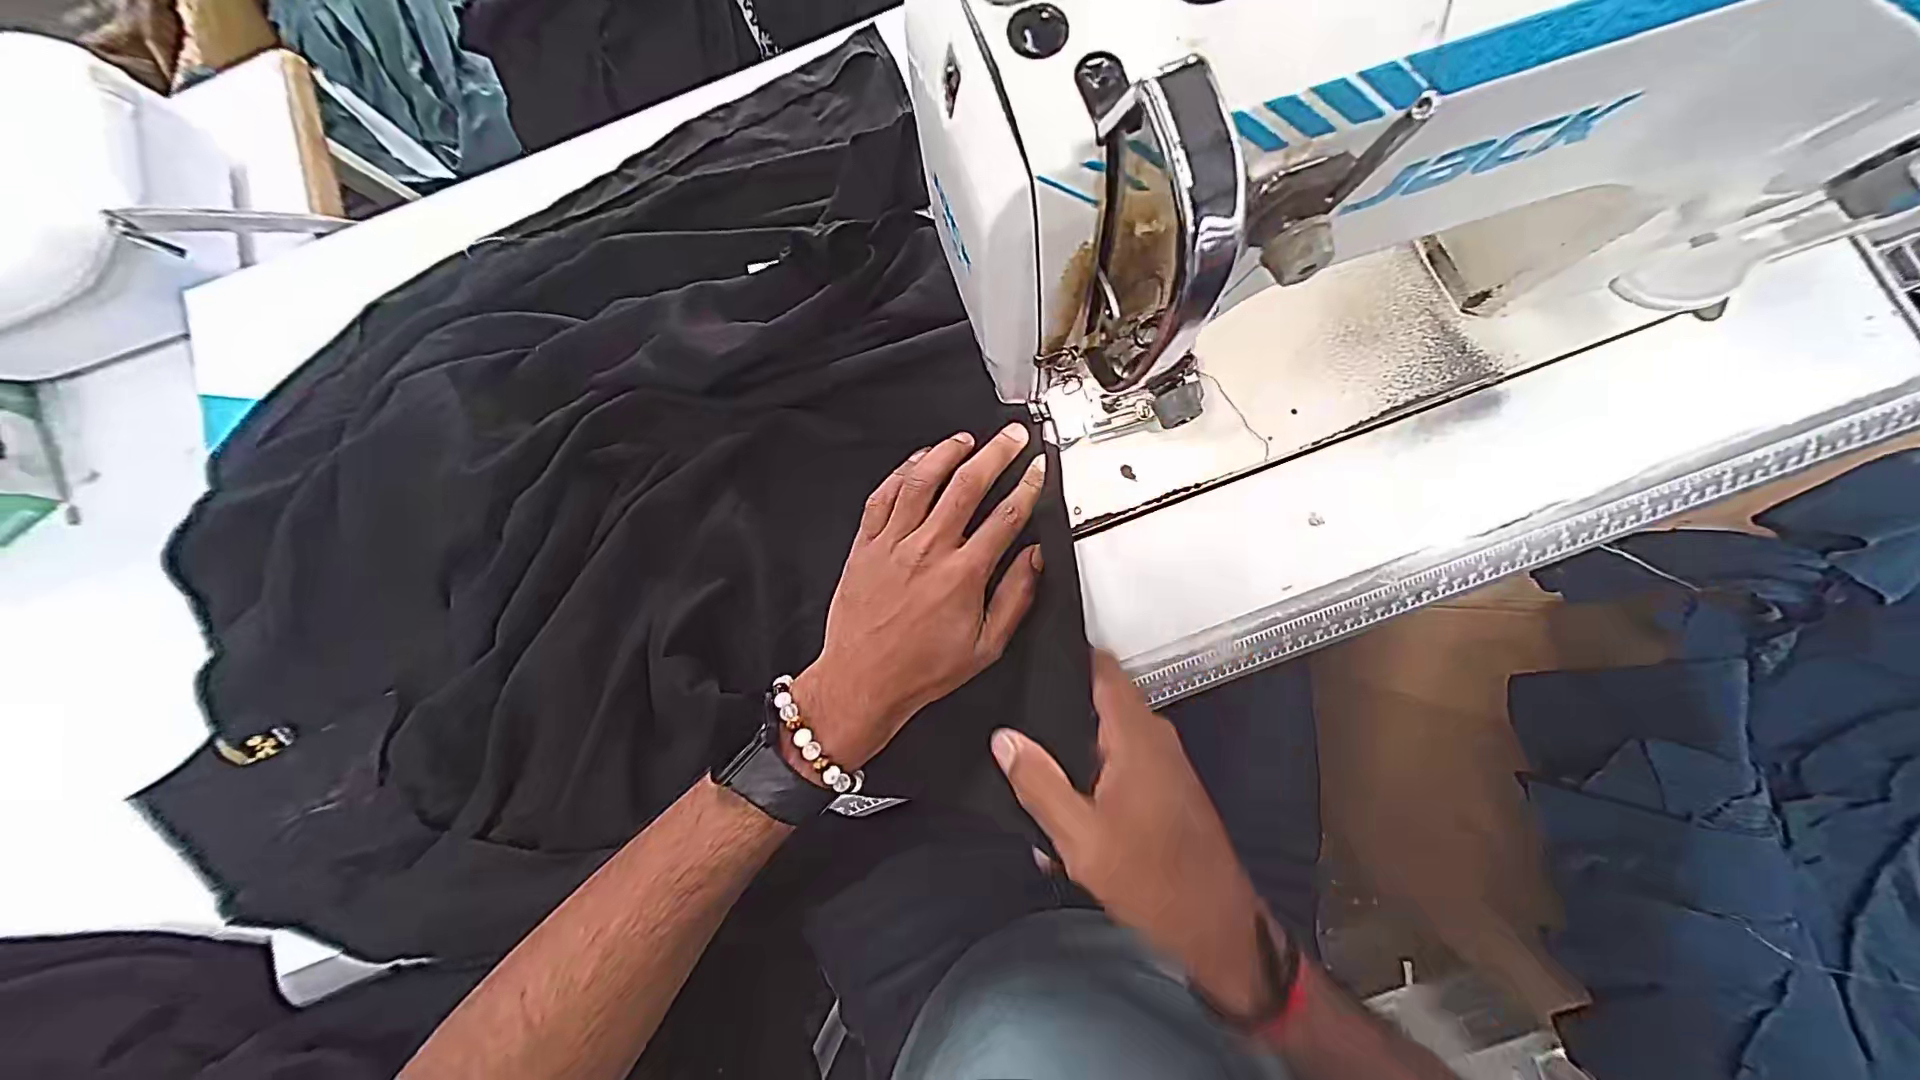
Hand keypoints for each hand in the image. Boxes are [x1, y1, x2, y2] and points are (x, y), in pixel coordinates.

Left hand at [789, 424, 1048, 774]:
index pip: (1004, 516)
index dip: (1026, 486)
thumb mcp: (985, 646)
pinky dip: (901, 473)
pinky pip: (882, 497)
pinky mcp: (865, 546)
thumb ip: (1015, 598)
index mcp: (961, 576)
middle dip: (995, 454)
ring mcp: (892, 544)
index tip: (1035, 470)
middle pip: (966, 485)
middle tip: (1010, 438)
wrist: (862, 680)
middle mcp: (927, 552)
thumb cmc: (919, 669)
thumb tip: (1033, 561)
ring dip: (947, 453)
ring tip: (966, 439)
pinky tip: (916, 462)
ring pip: (922, 481)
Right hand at [993, 650, 1273, 1015]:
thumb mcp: (1081, 837)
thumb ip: (1039, 783)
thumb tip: (1004, 738)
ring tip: (1032, 764)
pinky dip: (1093, 769)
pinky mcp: (1165, 783)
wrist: (1216, 926)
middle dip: (1059, 707)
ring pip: (1108, 733)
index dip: (1068, 654)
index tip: (1031, 654)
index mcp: (1135, 735)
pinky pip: (1121, 758)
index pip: (1103, 669)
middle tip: (1016, 714)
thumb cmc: (1151, 877)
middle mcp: (1154, 736)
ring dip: (1074, 748)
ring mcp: (1164, 760)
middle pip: (1100, 699)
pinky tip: (1066, 801)